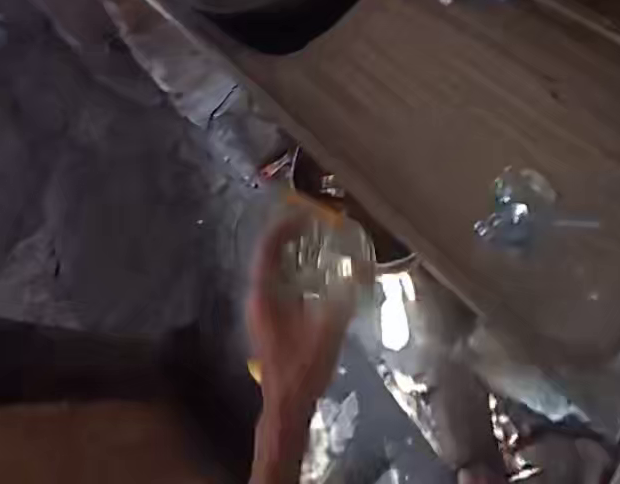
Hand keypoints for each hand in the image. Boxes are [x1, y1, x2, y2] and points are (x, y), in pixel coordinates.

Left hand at [247, 211, 353, 483]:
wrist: (287, 406)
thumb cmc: (302, 366)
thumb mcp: (328, 330)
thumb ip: (345, 297)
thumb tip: (362, 268)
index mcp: (263, 293)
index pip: (267, 247)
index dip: (283, 227)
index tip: (303, 214)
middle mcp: (257, 296)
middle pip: (268, 254)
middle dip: (288, 236)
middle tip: (311, 223)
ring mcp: (260, 308)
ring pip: (272, 269)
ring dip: (289, 253)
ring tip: (312, 241)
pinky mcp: (268, 319)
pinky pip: (276, 282)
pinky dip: (291, 270)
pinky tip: (311, 275)